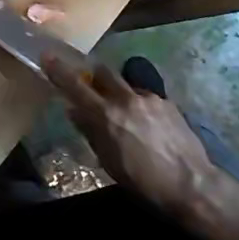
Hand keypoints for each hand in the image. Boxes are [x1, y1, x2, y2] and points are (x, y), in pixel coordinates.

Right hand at [42, 57, 224, 222]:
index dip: (60, 70)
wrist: (190, 184)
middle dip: (93, 75)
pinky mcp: (168, 102)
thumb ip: (91, 132)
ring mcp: (150, 98)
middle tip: (89, 86)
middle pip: (103, 72)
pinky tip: (146, 125)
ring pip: (126, 84)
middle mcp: (127, 99)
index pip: (76, 87)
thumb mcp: (109, 163)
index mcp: (107, 115)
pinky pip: (145, 96)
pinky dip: (138, 105)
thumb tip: (75, 112)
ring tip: (123, 115)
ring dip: (118, 93)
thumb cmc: (144, 182)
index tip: (48, 55)